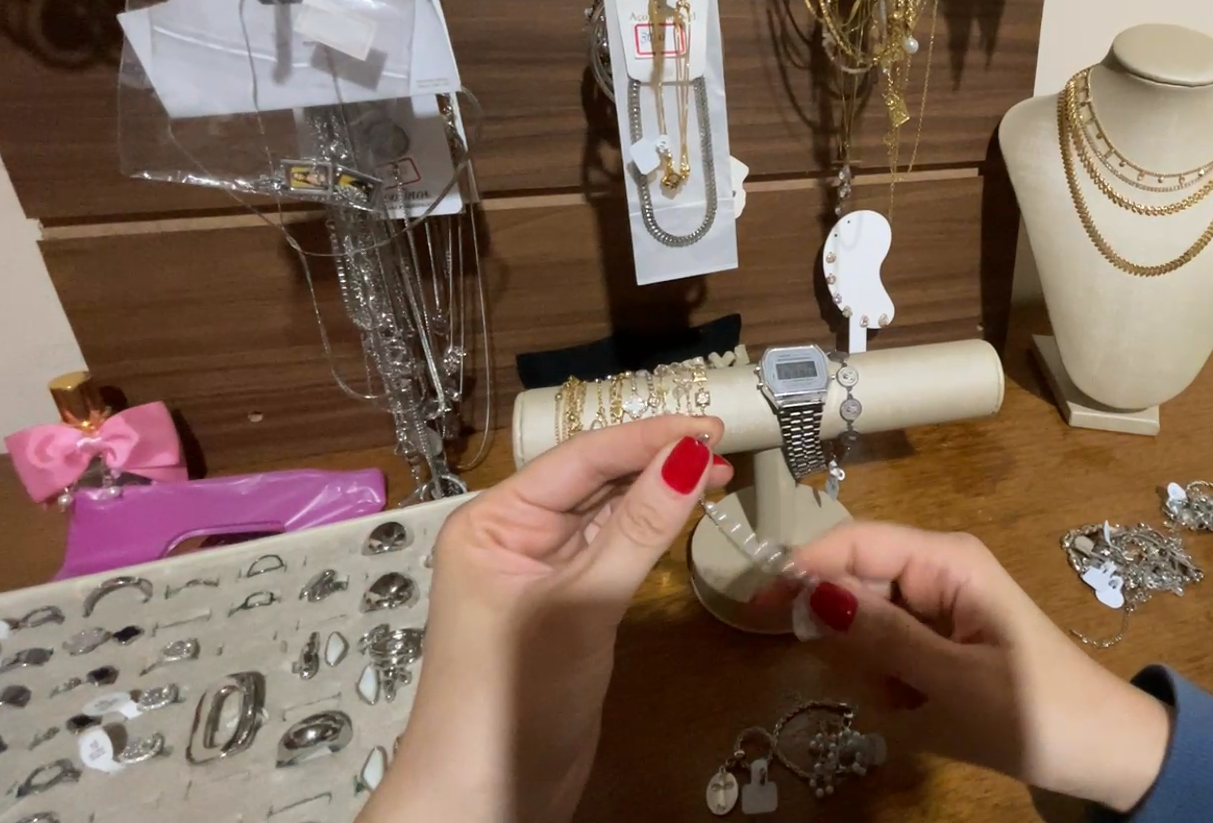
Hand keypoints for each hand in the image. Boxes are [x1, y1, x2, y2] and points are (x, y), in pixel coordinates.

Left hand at [361, 416, 730, 822]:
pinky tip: (686, 508)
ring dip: (662, 489)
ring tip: (719, 473)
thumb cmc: (518, 693)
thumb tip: (696, 453)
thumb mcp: (584, 602)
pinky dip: (654, 525)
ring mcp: (546, 564)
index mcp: (496, 517)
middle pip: (597, 477)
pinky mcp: (574, 595)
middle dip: (659, 459)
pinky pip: (618, 542)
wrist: (487, 804)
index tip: (711, 427)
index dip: (649, 437)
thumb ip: (641, 526)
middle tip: (724, 447)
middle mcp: (518, 529)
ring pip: (612, 508)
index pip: (582, 457)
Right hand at [791, 522, 1172, 811]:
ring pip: (869, 614)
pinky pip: (891, 640)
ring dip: (871, 661)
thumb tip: (814, 592)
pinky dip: (890, 674)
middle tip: (876, 683)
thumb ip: (882, 635)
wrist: (1106, 750)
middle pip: (859, 576)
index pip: (858, 540)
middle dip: (849, 630)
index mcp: (947, 559)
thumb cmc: (1036, 711)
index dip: (806, 564)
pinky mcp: (944, 631)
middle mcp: (940, 567)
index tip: (760, 603)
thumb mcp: (952, 679)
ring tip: (909, 700)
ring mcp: (942, 599)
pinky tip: (916, 702)